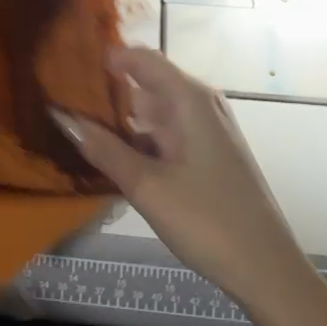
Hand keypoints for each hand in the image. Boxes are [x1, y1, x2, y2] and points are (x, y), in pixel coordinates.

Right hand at [52, 49, 307, 305]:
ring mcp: (206, 131)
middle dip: (107, 89)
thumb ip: (105, 150)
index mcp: (189, 99)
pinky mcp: (207, 156)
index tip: (69, 63)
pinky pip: (166, 135)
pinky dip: (139, 140)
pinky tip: (110, 155)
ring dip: (121, 119)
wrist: (266, 269)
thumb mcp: (147, 187)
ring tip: (75, 124)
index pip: (142, 58)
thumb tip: (64, 118)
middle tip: (61, 98)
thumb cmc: (207, 220)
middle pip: (147, 83)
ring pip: (155, 112)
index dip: (107, 57)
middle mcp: (200, 106)